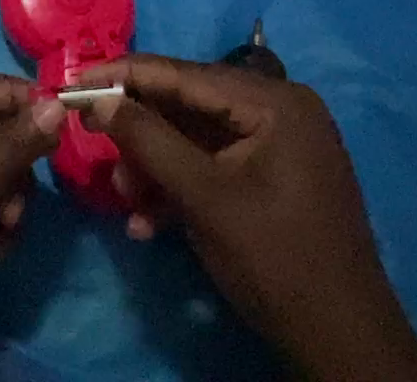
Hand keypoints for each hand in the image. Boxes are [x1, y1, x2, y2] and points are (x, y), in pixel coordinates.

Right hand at [82, 55, 416, 381]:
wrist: (342, 343)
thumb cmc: (276, 261)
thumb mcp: (204, 197)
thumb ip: (148, 140)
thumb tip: (98, 99)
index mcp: (274, 101)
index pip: (184, 73)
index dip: (124, 76)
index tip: (74, 81)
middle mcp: (278, 108)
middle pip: (186, 104)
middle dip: (139, 134)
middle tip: (95, 147)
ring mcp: (276, 142)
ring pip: (192, 137)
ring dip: (154, 167)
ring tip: (128, 202)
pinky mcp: (269, 173)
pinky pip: (210, 163)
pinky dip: (178, 185)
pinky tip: (150, 222)